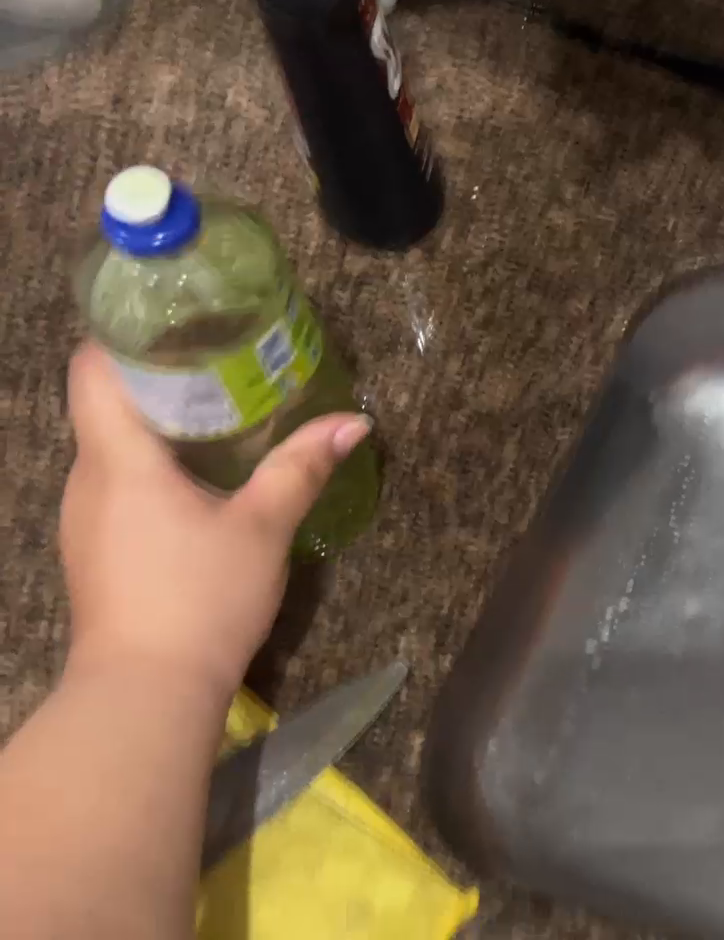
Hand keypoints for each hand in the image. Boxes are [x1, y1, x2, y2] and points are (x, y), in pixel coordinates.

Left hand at [57, 343, 370, 698]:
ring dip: (171, 418)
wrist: (147, 683)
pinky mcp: (103, 540)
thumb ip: (302, 467)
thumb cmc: (200, 593)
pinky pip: (128, 476)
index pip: (96, 377)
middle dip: (169, 376)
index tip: (184, 321)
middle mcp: (90, 480)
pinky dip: (168, 456)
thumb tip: (352, 421)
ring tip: (235, 405)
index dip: (128, 339)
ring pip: (121, 442)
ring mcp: (90, 513)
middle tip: (236, 358)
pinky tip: (216, 467)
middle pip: (111, 404)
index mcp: (119, 465)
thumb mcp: (264, 525)